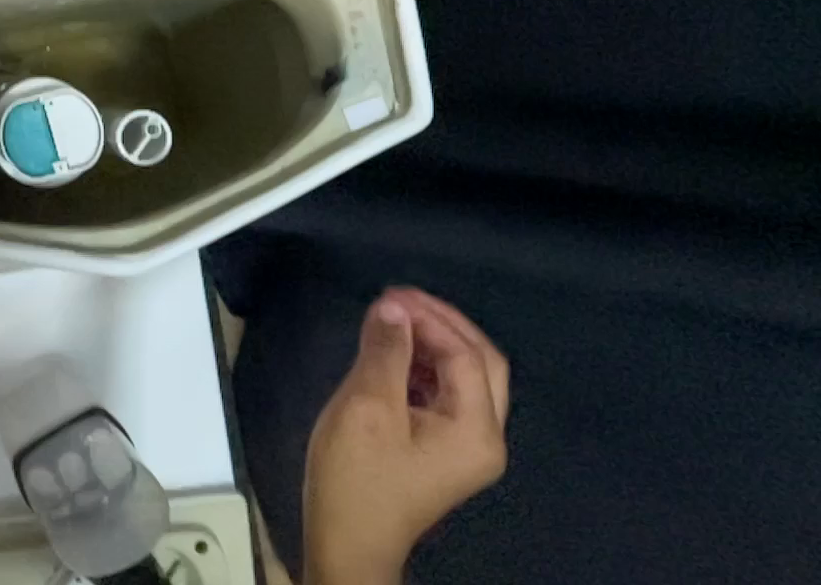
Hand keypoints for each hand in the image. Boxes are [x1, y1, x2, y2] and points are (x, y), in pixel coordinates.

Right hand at [303, 288, 509, 583]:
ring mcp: (464, 444)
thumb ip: (384, 353)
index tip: (387, 293)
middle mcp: (483, 435)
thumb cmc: (356, 473)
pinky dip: (423, 363)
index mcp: (475, 430)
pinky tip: (391, 351)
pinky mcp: (440, 446)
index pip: (467, 356)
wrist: (347, 536)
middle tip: (398, 298)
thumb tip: (392, 306)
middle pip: (482, 364)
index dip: (431, 319)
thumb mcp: (366, 406)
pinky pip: (444, 392)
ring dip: (433, 341)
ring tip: (390, 316)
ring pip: (465, 377)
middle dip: (444, 324)